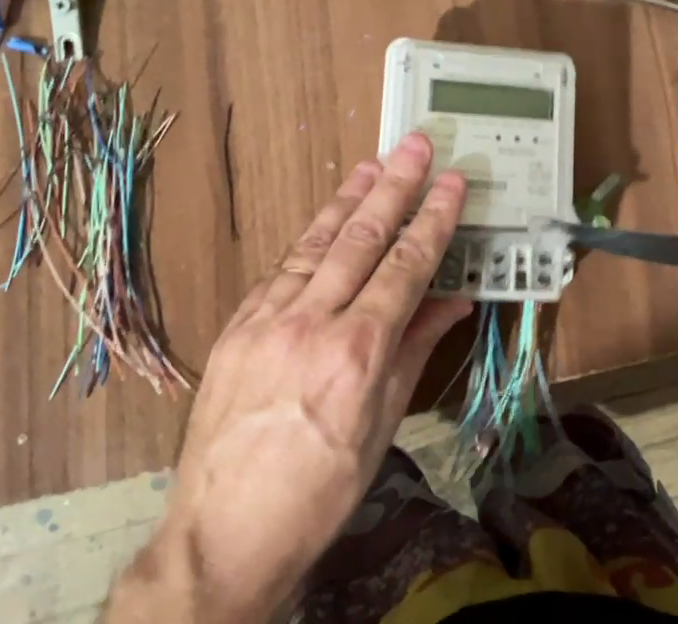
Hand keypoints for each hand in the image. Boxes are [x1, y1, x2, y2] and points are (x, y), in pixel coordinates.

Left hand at [105, 132, 470, 623]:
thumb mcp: (380, 425)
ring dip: (347, 201)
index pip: (404, 267)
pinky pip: (280, 272)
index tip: (452, 184)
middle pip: (360, 239)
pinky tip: (326, 222)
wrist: (225, 533)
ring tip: (372, 165)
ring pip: (315, 244)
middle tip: (415, 145)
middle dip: (393, 187)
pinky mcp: (236, 329)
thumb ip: (414, 351)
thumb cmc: (320, 491)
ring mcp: (265, 322)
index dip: (432, 221)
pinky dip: (309, 241)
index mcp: (355, 352)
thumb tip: (452, 302)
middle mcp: (308, 324)